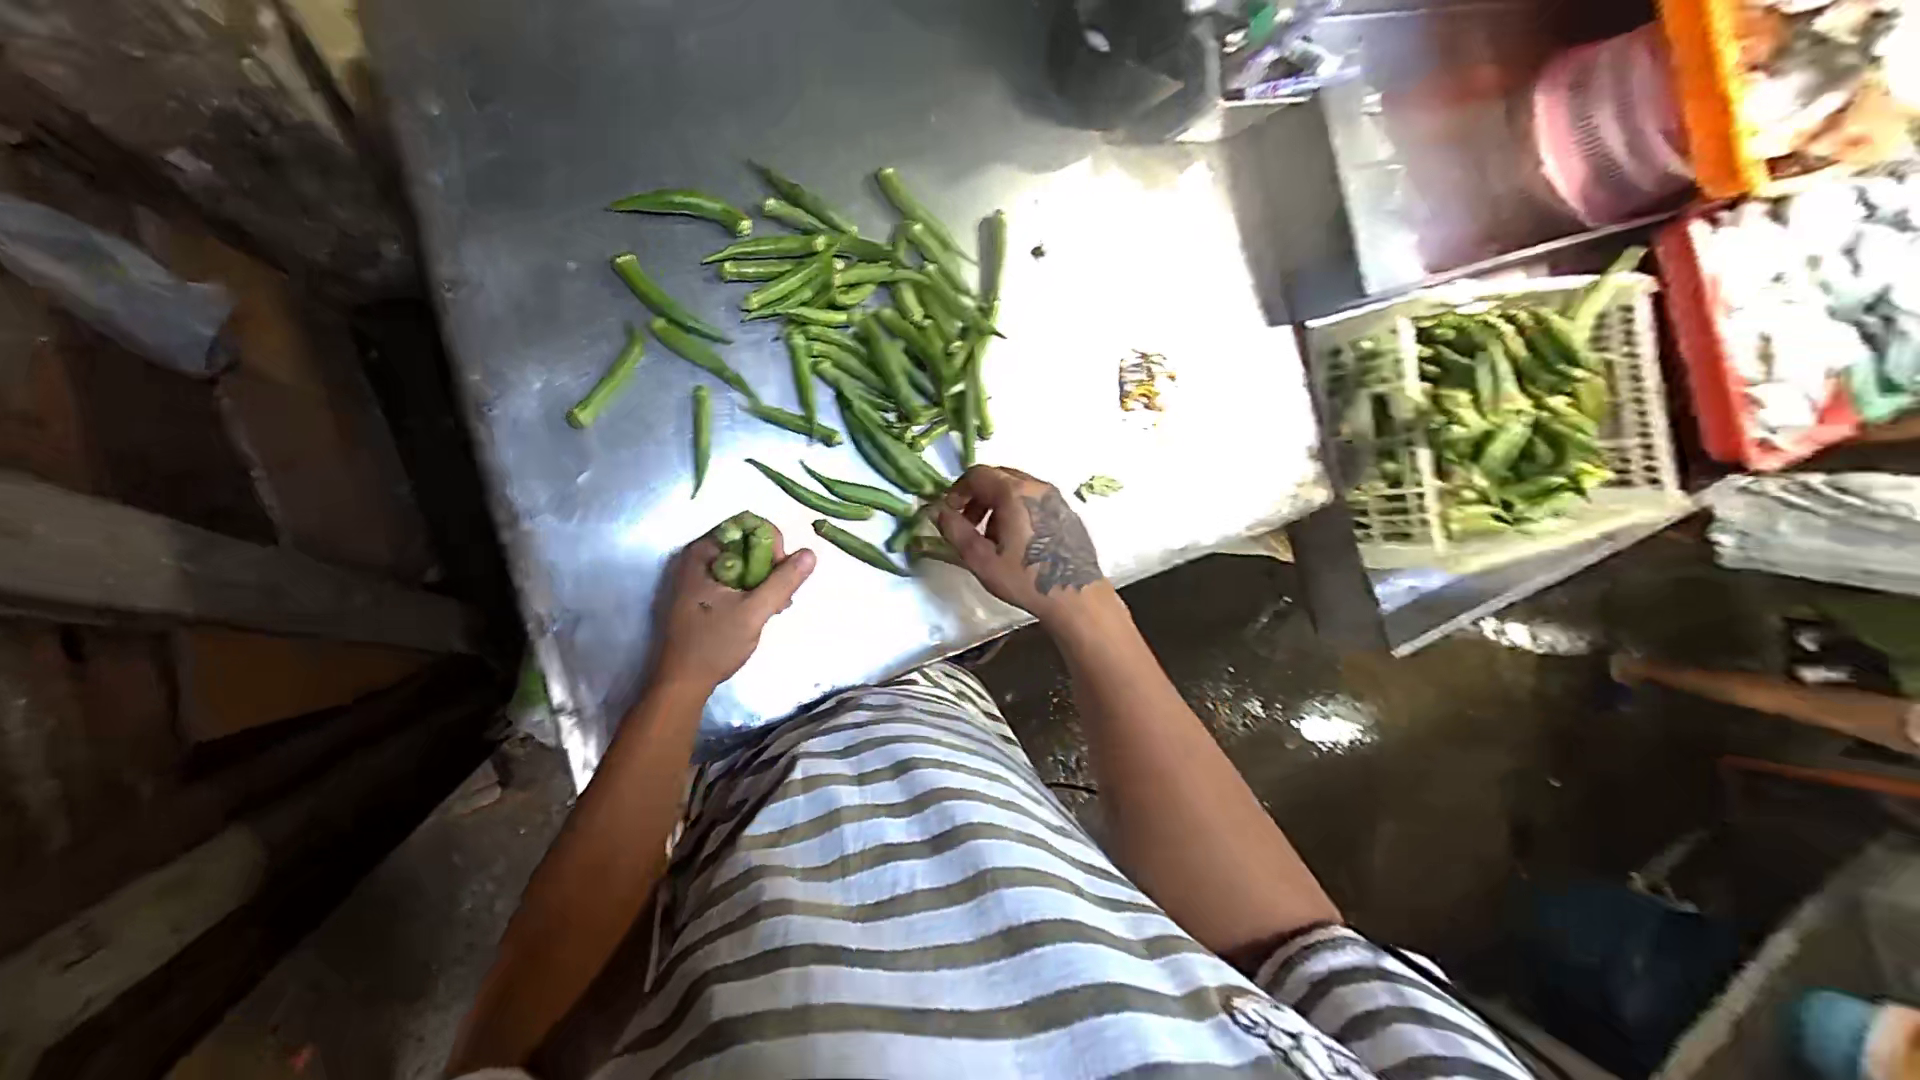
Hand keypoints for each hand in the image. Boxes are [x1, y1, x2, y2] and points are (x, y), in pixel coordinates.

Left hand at [652, 521, 815, 692]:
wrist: (682, 682)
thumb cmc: (713, 644)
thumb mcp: (754, 611)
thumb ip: (783, 581)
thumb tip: (810, 553)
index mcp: (703, 553)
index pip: (747, 525)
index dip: (771, 543)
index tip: (779, 573)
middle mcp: (698, 557)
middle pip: (748, 542)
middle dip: (772, 565)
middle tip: (780, 596)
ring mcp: (699, 575)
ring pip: (746, 562)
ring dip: (766, 579)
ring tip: (774, 607)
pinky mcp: (703, 593)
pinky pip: (737, 577)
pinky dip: (753, 589)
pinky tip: (762, 611)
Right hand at [935, 466, 1118, 632]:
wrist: (1076, 598)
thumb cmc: (1026, 579)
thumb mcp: (981, 559)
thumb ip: (955, 530)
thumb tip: (937, 511)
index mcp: (1015, 492)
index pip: (977, 474)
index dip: (957, 491)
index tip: (950, 513)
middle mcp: (1038, 487)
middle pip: (998, 477)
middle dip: (977, 496)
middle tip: (968, 524)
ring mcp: (1056, 498)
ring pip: (1017, 488)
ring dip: (997, 504)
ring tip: (992, 537)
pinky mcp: (1068, 512)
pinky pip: (1035, 500)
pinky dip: (1018, 509)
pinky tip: (1018, 541)